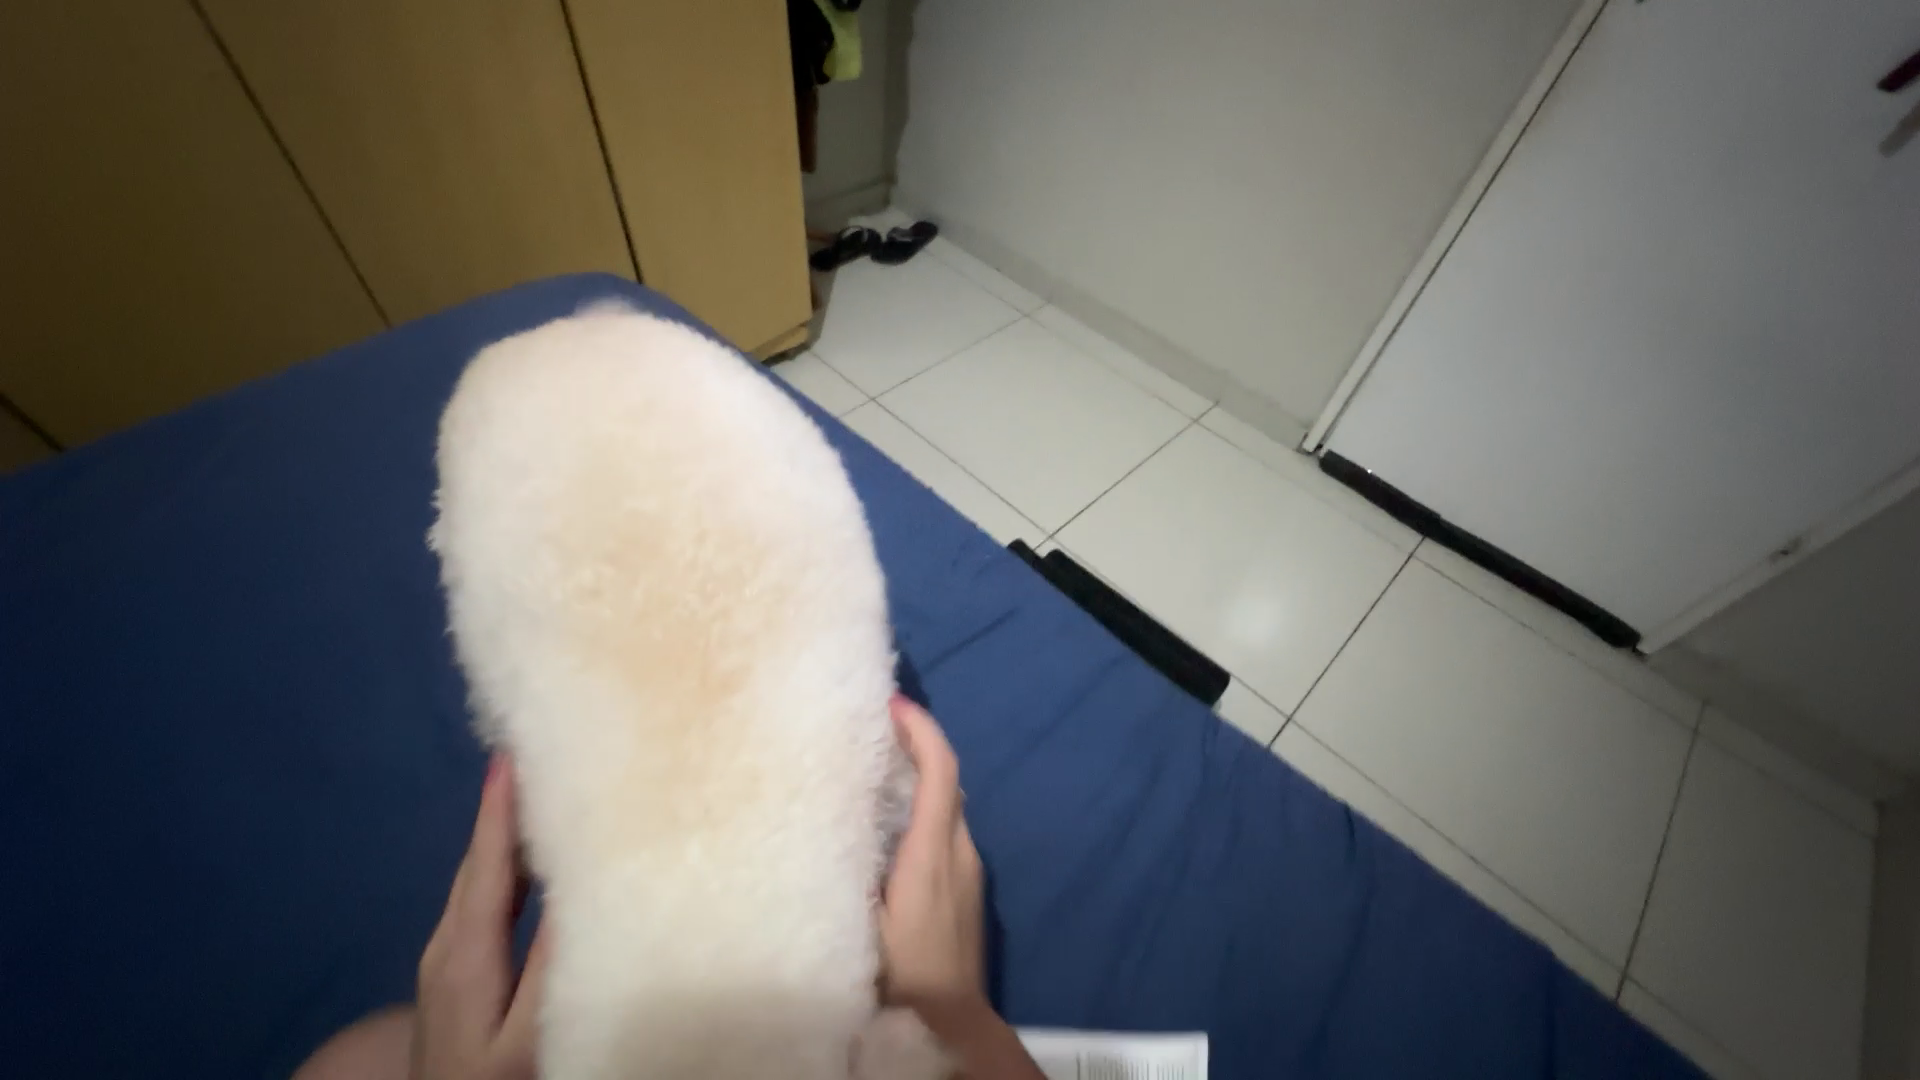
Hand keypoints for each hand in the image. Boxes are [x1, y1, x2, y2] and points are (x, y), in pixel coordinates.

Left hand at [413, 756, 549, 1079]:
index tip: (514, 749)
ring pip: (484, 872)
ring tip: (542, 781)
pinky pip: (489, 890)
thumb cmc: (493, 1076)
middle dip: (506, 801)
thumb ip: (551, 959)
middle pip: (481, 857)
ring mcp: (449, 951)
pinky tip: (534, 849)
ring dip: (509, 826)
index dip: (500, 806)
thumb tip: (581, 879)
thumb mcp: (528, 1031)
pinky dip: (511, 857)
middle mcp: (449, 938)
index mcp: (464, 950)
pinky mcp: (460, 961)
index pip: (488, 862)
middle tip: (540, 747)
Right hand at [879, 697, 987, 1030]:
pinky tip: (896, 813)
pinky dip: (926, 800)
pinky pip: (948, 823)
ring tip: (882, 757)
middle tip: (880, 723)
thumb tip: (838, 822)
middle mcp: (960, 848)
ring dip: (922, 770)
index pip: (940, 772)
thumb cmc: (903, 974)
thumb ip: (854, 872)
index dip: (922, 730)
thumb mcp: (863, 923)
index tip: (894, 703)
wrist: (954, 1021)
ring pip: (949, 800)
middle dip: (919, 741)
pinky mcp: (968, 880)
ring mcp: (969, 864)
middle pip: (948, 777)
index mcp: (932, 852)